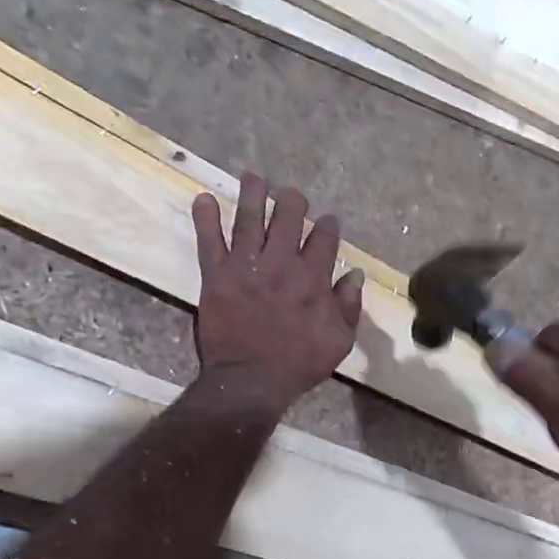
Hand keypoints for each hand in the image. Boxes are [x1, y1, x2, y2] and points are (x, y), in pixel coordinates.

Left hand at [190, 173, 364, 418]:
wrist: (251, 381)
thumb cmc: (297, 365)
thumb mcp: (338, 342)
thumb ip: (348, 306)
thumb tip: (354, 275)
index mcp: (313, 278)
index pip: (324, 238)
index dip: (327, 226)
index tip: (326, 222)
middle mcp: (282, 263)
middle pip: (289, 217)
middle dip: (292, 202)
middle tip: (290, 198)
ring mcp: (247, 267)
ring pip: (250, 219)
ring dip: (252, 194)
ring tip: (252, 177)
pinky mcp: (217, 276)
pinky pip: (210, 241)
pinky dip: (206, 219)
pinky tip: (203, 199)